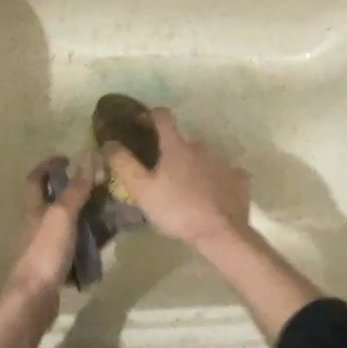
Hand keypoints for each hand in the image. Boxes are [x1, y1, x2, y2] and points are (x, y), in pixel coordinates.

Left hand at [7, 154, 97, 299]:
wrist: (33, 301)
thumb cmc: (45, 252)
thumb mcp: (63, 215)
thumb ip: (76, 188)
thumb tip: (89, 156)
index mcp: (35, 210)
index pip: (36, 179)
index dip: (49, 165)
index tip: (68, 158)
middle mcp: (36, 226)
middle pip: (52, 202)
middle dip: (73, 192)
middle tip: (98, 188)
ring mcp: (43, 249)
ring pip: (64, 226)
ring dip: (82, 219)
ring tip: (107, 216)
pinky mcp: (52, 269)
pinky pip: (71, 250)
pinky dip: (85, 245)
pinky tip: (101, 247)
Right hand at [105, 107, 251, 249]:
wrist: (220, 232)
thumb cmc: (177, 209)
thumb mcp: (142, 189)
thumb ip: (124, 164)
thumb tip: (108, 142)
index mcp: (177, 146)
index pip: (163, 116)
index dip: (149, 116)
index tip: (140, 124)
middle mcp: (201, 147)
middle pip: (183, 141)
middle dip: (171, 150)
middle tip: (160, 171)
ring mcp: (222, 162)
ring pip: (203, 157)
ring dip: (193, 166)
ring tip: (184, 188)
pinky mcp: (238, 179)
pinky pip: (224, 174)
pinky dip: (215, 180)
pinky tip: (211, 195)